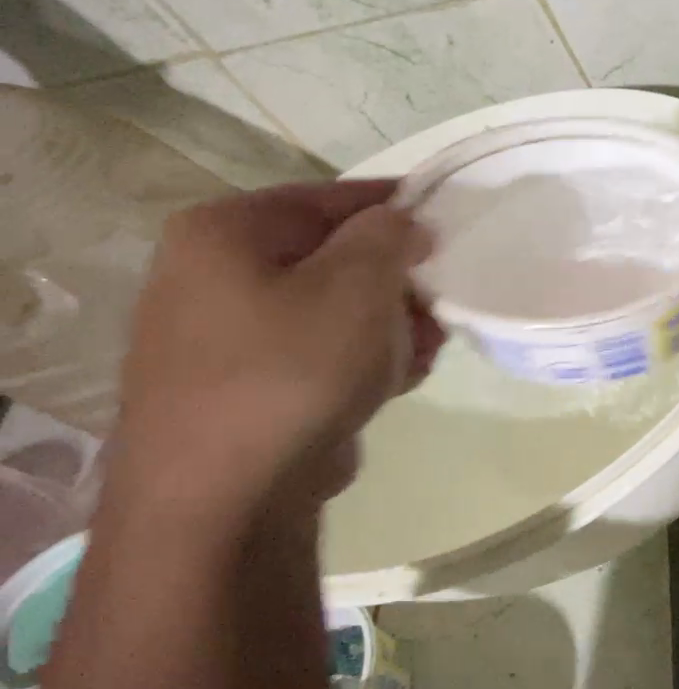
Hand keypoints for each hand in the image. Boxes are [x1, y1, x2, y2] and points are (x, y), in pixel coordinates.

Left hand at [111, 181, 443, 523]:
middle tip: (439, 312)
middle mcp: (212, 271)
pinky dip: (363, 359)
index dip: (403, 209)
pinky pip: (320, 350)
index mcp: (226, 231)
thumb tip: (403, 223)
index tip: (456, 230)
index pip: (334, 197)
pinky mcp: (245, 381)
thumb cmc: (293, 370)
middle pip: (337, 255)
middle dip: (399, 283)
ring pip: (336, 307)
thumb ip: (389, 236)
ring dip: (391, 326)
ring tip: (422, 356)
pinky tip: (393, 384)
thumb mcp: (358, 286)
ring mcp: (224, 331)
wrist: (226, 492)